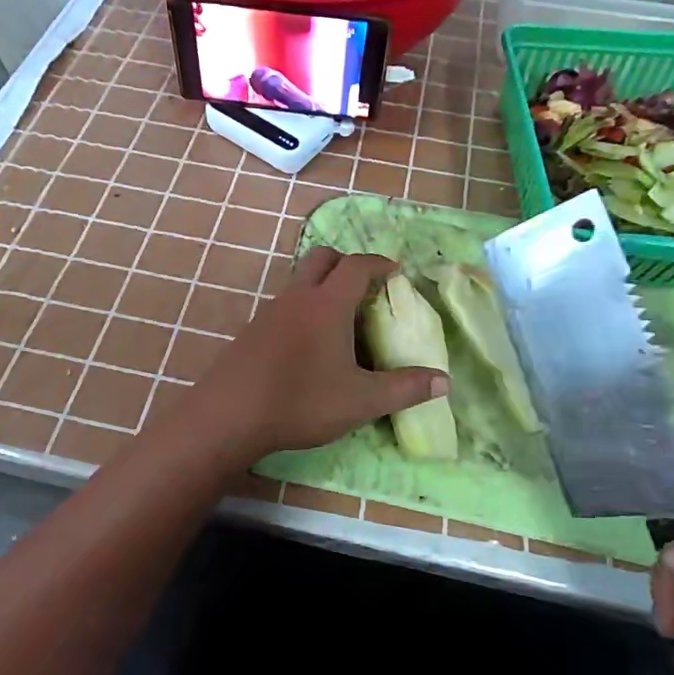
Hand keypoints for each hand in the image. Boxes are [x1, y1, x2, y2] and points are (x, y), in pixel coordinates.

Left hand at [174, 247, 446, 458]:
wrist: (229, 415)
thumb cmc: (300, 402)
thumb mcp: (360, 401)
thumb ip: (404, 388)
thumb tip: (444, 381)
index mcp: (326, 305)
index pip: (356, 266)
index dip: (379, 263)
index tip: (395, 271)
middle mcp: (296, 298)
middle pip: (321, 258)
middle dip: (346, 263)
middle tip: (366, 287)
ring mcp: (268, 312)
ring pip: (299, 282)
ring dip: (322, 288)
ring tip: (341, 321)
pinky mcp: (251, 331)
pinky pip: (283, 306)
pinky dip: (302, 310)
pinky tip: (308, 346)